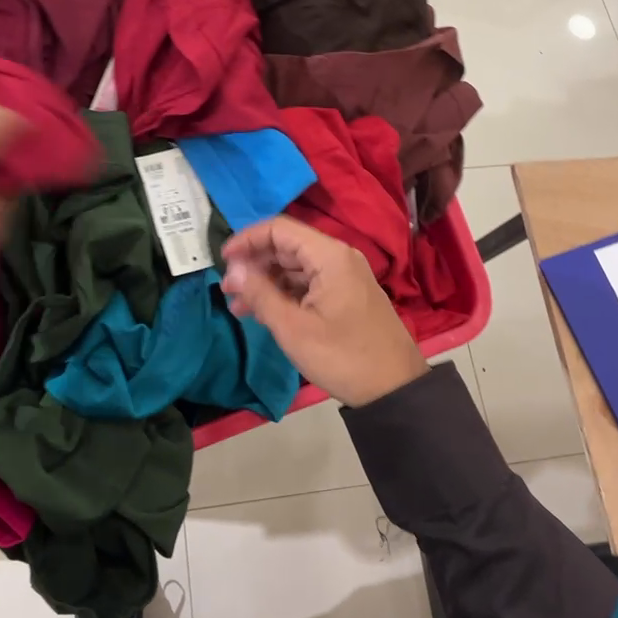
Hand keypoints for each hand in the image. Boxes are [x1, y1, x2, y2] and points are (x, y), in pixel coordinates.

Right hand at [220, 216, 426, 406]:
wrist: (395, 389)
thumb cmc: (342, 357)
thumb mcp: (293, 328)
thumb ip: (260, 294)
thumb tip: (233, 269)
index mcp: (329, 256)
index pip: (279, 229)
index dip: (248, 239)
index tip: (222, 259)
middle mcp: (338, 257)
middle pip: (287, 246)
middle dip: (255, 263)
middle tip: (227, 289)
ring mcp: (344, 275)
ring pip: (296, 266)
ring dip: (267, 281)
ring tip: (239, 306)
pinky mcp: (346, 294)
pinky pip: (309, 282)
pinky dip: (285, 292)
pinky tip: (264, 312)